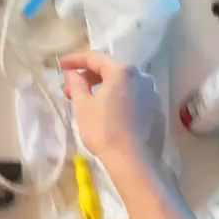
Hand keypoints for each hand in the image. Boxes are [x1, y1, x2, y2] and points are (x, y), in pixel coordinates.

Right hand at [60, 51, 162, 176]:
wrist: (134, 161)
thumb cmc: (104, 131)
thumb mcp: (83, 107)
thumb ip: (77, 85)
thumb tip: (73, 74)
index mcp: (122, 71)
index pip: (95, 58)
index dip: (75, 60)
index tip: (61, 65)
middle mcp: (141, 77)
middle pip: (111, 70)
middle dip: (89, 76)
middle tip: (71, 88)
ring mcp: (152, 94)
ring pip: (124, 84)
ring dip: (104, 88)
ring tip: (89, 101)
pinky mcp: (157, 111)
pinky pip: (134, 98)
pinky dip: (119, 99)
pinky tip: (110, 113)